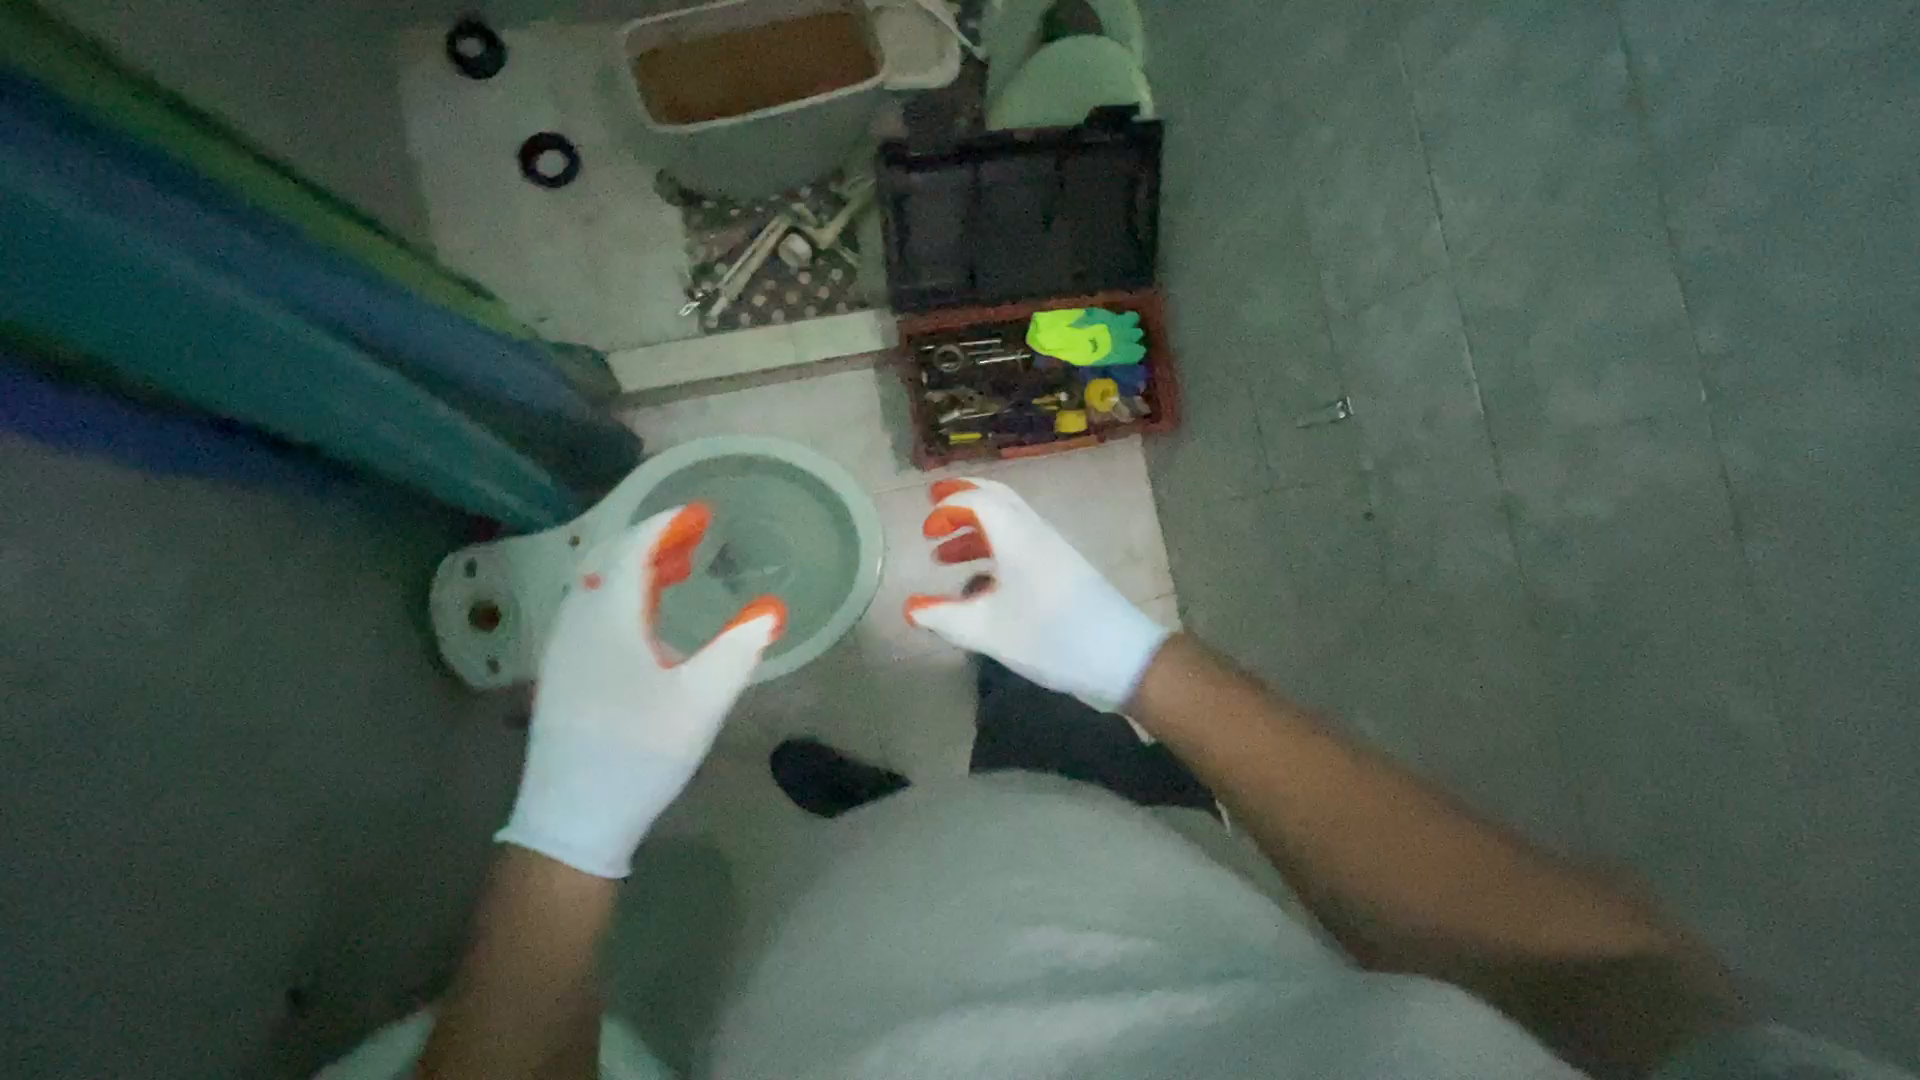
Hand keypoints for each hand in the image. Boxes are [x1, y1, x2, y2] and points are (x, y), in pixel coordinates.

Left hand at [496, 504, 786, 877]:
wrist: (572, 819)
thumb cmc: (640, 752)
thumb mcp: (701, 700)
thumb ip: (739, 649)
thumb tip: (773, 608)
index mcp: (607, 619)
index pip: (631, 551)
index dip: (665, 527)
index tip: (699, 514)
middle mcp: (576, 625)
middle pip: (607, 564)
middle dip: (650, 544)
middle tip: (693, 541)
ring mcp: (563, 653)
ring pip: (595, 590)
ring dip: (634, 572)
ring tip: (676, 574)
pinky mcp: (561, 678)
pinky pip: (590, 614)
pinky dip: (621, 599)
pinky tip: (647, 625)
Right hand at [904, 478, 1168, 712]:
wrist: (1120, 657)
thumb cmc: (1050, 638)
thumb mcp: (989, 631)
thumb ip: (945, 618)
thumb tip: (910, 608)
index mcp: (1018, 537)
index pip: (977, 501)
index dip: (947, 510)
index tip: (924, 533)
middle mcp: (1037, 534)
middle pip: (997, 499)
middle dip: (963, 499)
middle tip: (935, 503)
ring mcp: (1054, 552)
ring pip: (1009, 524)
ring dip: (976, 531)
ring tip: (944, 557)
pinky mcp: (1064, 572)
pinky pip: (1021, 544)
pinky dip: (994, 550)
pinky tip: (980, 584)